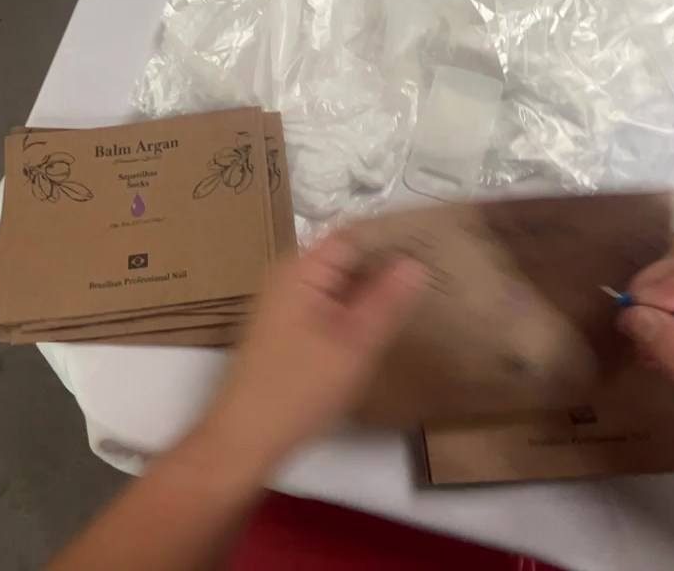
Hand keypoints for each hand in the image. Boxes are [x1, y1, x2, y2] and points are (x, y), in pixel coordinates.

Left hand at [189, 232, 425, 479]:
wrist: (244, 438)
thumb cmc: (299, 389)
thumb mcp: (353, 346)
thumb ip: (385, 301)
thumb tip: (415, 262)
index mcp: (300, 269)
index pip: (352, 234)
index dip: (389, 237)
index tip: (429, 247)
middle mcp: (288, 276)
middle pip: (343, 256)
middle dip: (381, 263)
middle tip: (428, 275)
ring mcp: (283, 302)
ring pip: (336, 282)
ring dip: (368, 288)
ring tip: (411, 298)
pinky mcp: (284, 327)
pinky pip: (325, 302)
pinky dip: (350, 308)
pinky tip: (376, 325)